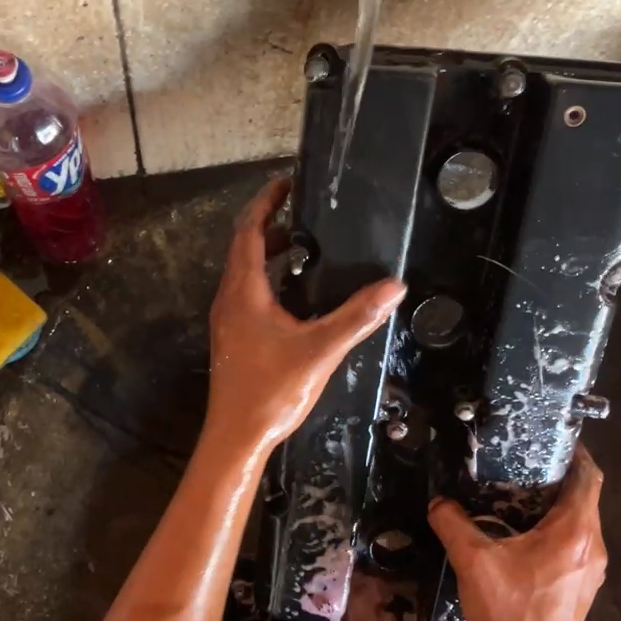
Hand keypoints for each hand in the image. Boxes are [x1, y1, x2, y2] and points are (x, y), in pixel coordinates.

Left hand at [204, 179, 405, 446]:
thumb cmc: (270, 391)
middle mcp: (229, 300)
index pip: (248, 232)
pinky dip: (267, 281)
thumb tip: (393, 287)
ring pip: (244, 274)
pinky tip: (294, 296)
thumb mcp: (320, 350)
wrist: (236, 436)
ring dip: (267, 254)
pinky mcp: (233, 338)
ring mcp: (227, 321)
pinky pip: (247, 295)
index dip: (265, 203)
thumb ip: (355, 317)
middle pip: (243, 249)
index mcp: (244, 292)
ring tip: (301, 247)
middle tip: (301, 213)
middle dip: (268, 226)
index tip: (284, 183)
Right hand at [428, 448, 605, 620]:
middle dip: (558, 478)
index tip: (554, 439)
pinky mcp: (584, 586)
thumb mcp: (473, 561)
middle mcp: (592, 546)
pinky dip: (557, 530)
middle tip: (523, 465)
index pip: (589, 478)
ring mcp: (592, 569)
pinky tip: (524, 538)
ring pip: (581, 522)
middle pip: (585, 498)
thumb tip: (438, 502)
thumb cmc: (510, 609)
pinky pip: (576, 543)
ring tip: (520, 498)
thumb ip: (452, 524)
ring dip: (557, 506)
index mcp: (573, 532)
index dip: (577, 454)